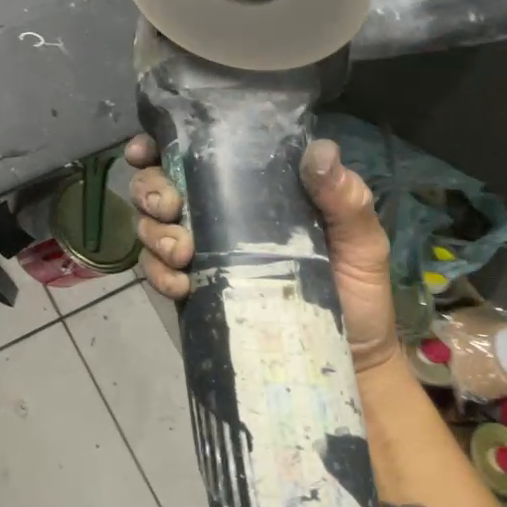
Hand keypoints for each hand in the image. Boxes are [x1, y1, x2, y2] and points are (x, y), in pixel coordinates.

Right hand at [123, 135, 398, 373]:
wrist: (350, 360)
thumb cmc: (358, 291)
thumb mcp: (362, 241)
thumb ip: (345, 199)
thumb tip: (320, 151)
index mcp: (247, 189)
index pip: (189, 154)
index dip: (155, 146)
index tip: (145, 152)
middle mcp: (212, 213)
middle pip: (154, 185)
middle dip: (150, 190)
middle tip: (170, 208)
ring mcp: (196, 250)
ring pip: (148, 225)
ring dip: (153, 232)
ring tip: (181, 252)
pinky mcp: (189, 286)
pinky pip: (154, 270)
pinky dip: (158, 273)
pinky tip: (180, 284)